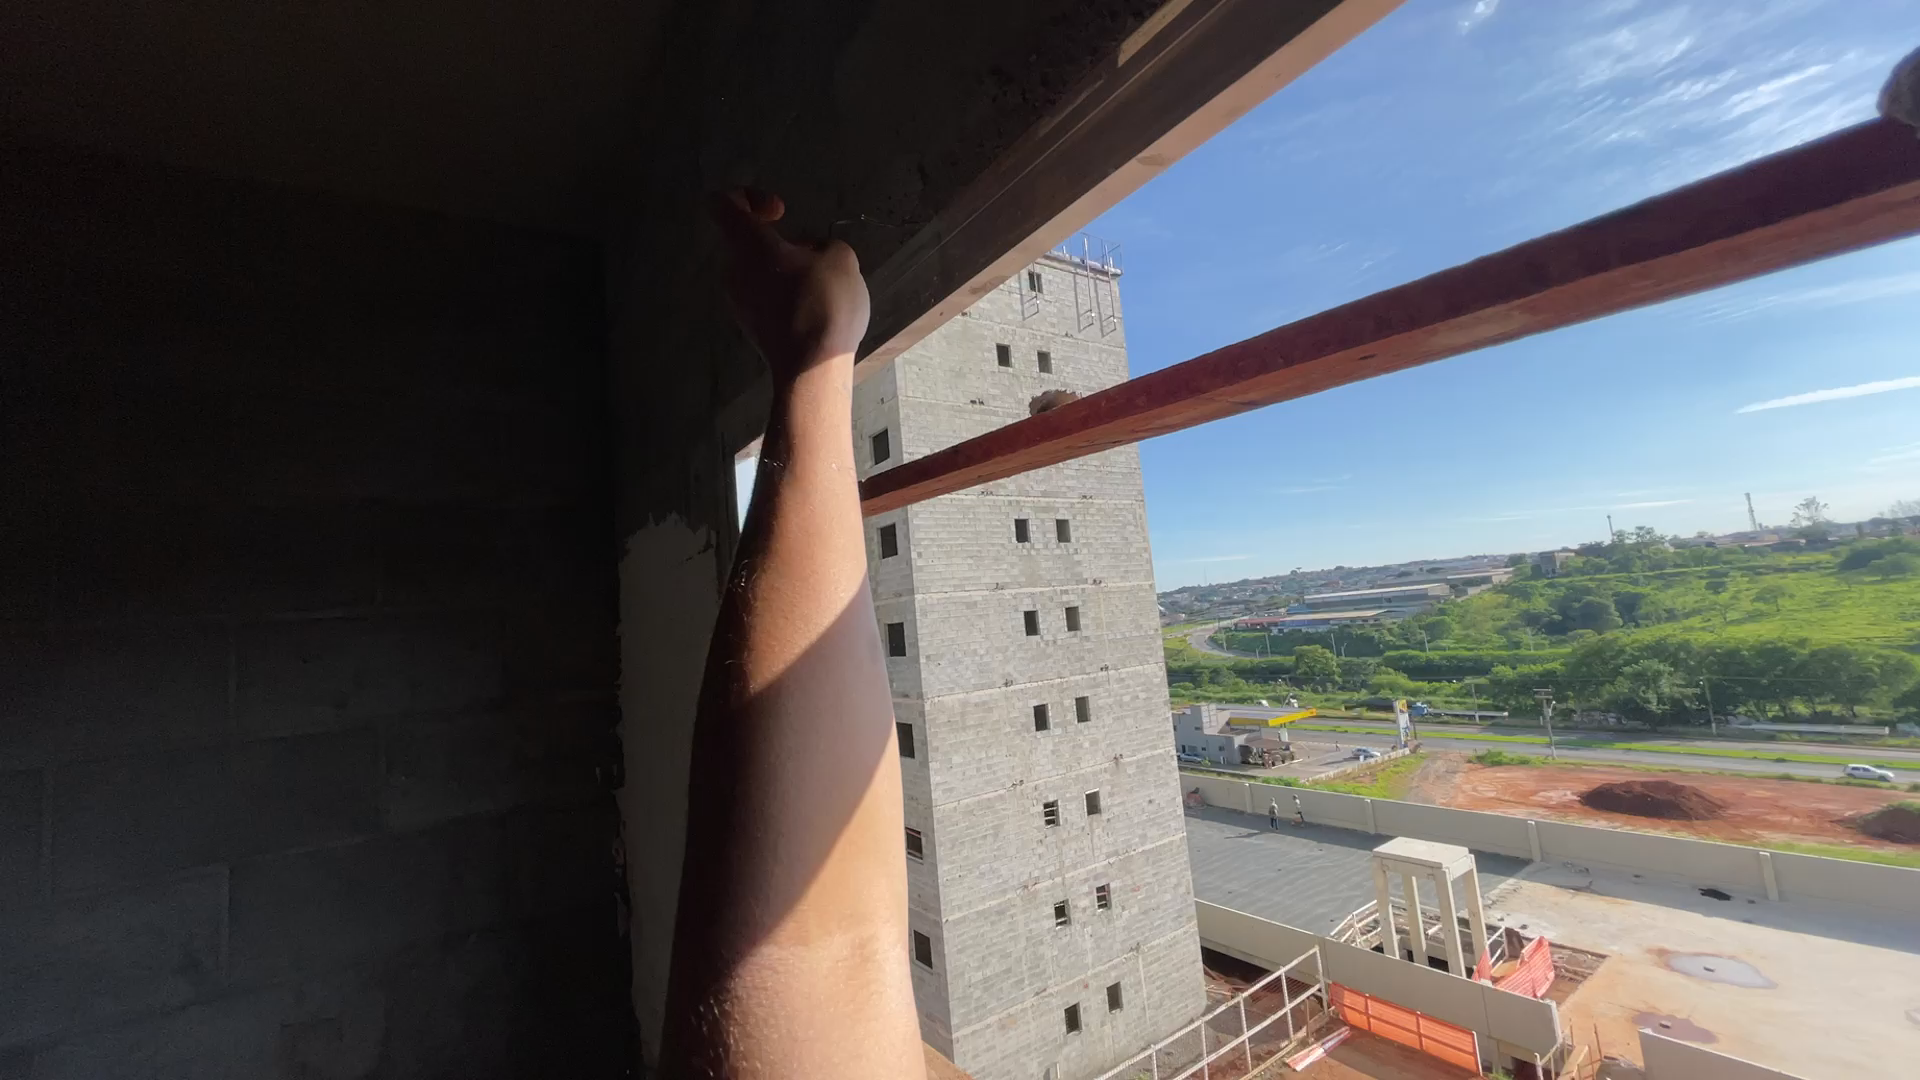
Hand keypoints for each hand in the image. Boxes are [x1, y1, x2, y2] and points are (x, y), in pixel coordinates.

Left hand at [711, 190, 870, 381]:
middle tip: (814, 257)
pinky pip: (765, 301)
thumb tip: (811, 254)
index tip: (780, 213)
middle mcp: (732, 271)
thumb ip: (823, 245)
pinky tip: (815, 314)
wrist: (813, 367)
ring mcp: (739, 304)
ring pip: (757, 274)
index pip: (722, 203)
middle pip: (746, 243)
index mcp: (746, 243)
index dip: (749, 197)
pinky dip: (786, 299)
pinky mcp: (752, 330)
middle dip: (780, 244)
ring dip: (786, 274)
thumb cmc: (824, 303)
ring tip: (820, 289)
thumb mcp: (842, 258)